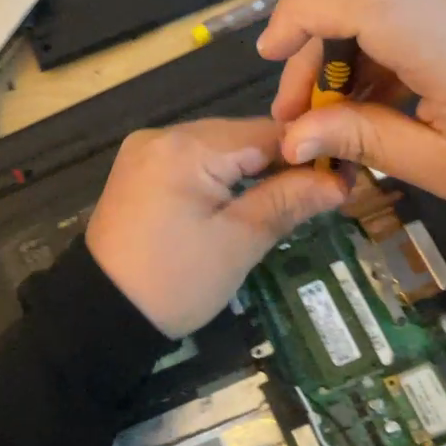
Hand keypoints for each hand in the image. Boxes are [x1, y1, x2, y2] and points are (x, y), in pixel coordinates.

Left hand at [86, 118, 347, 337]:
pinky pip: (191, 161)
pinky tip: (240, 199)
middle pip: (240, 136)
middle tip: (321, 193)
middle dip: (280, 161)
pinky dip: (218, 176)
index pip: (266, 133)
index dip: (309, 153)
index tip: (344, 176)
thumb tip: (341, 179)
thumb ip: (287, 201)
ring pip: (216, 148)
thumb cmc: (175, 281)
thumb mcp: (238, 243)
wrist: (100, 313)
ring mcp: (144, 151)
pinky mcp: (137, 170)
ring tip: (288, 199)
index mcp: (187, 146)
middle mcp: (162, 135)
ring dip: (250, 169)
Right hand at [257, 0, 445, 267]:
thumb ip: (364, 140)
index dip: (300, 13)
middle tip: (303, 114)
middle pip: (369, 2)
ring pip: (398, 9)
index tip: (269, 55)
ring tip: (344, 114)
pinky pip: (434, 15)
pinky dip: (397, 50)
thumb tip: (292, 136)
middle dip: (320, 51)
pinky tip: (394, 96)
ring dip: (358, 54)